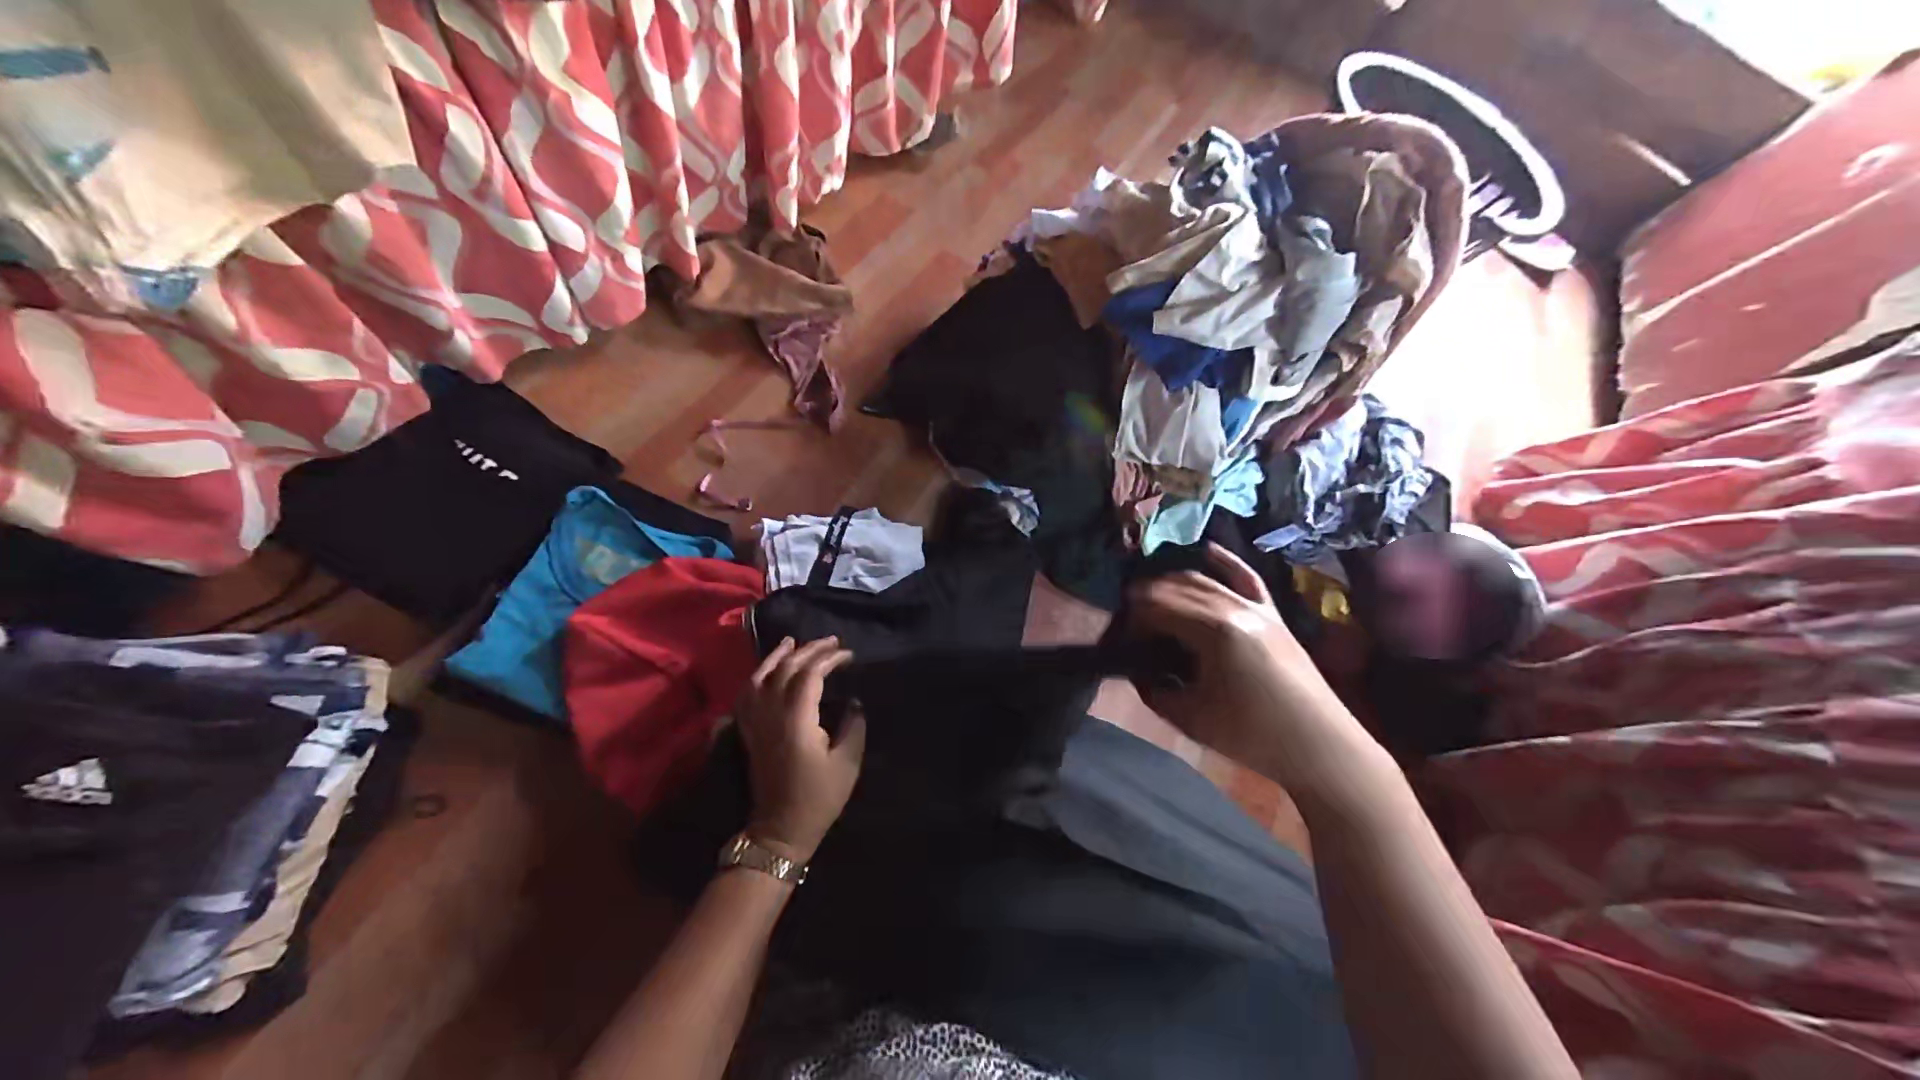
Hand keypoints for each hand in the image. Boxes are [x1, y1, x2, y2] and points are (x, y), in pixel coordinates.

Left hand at [737, 636, 867, 862]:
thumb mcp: (848, 762)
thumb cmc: (818, 797)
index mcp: (797, 719)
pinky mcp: (748, 731)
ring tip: (792, 641)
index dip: (829, 659)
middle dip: (809, 650)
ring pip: (761, 677)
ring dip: (778, 656)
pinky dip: (757, 675)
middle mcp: (771, 713)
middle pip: (786, 669)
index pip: (810, 674)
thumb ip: (853, 726)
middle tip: (831, 642)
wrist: (779, 828)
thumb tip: (852, 702)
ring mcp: (755, 721)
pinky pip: (746, 694)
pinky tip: (765, 670)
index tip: (848, 655)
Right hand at [1127, 544, 1386, 796]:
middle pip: (1177, 586)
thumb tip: (1138, 672)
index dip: (1132, 618)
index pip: (1157, 607)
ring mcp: (1257, 608)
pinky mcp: (1273, 615)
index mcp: (1214, 631)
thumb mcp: (1190, 717)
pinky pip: (1245, 577)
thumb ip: (1154, 689)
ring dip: (1173, 582)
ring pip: (1205, 580)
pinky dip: (1224, 562)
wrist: (1319, 746)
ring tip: (1150, 597)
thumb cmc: (1252, 735)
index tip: (1121, 639)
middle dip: (1146, 597)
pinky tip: (1206, 550)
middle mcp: (1235, 608)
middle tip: (1129, 620)